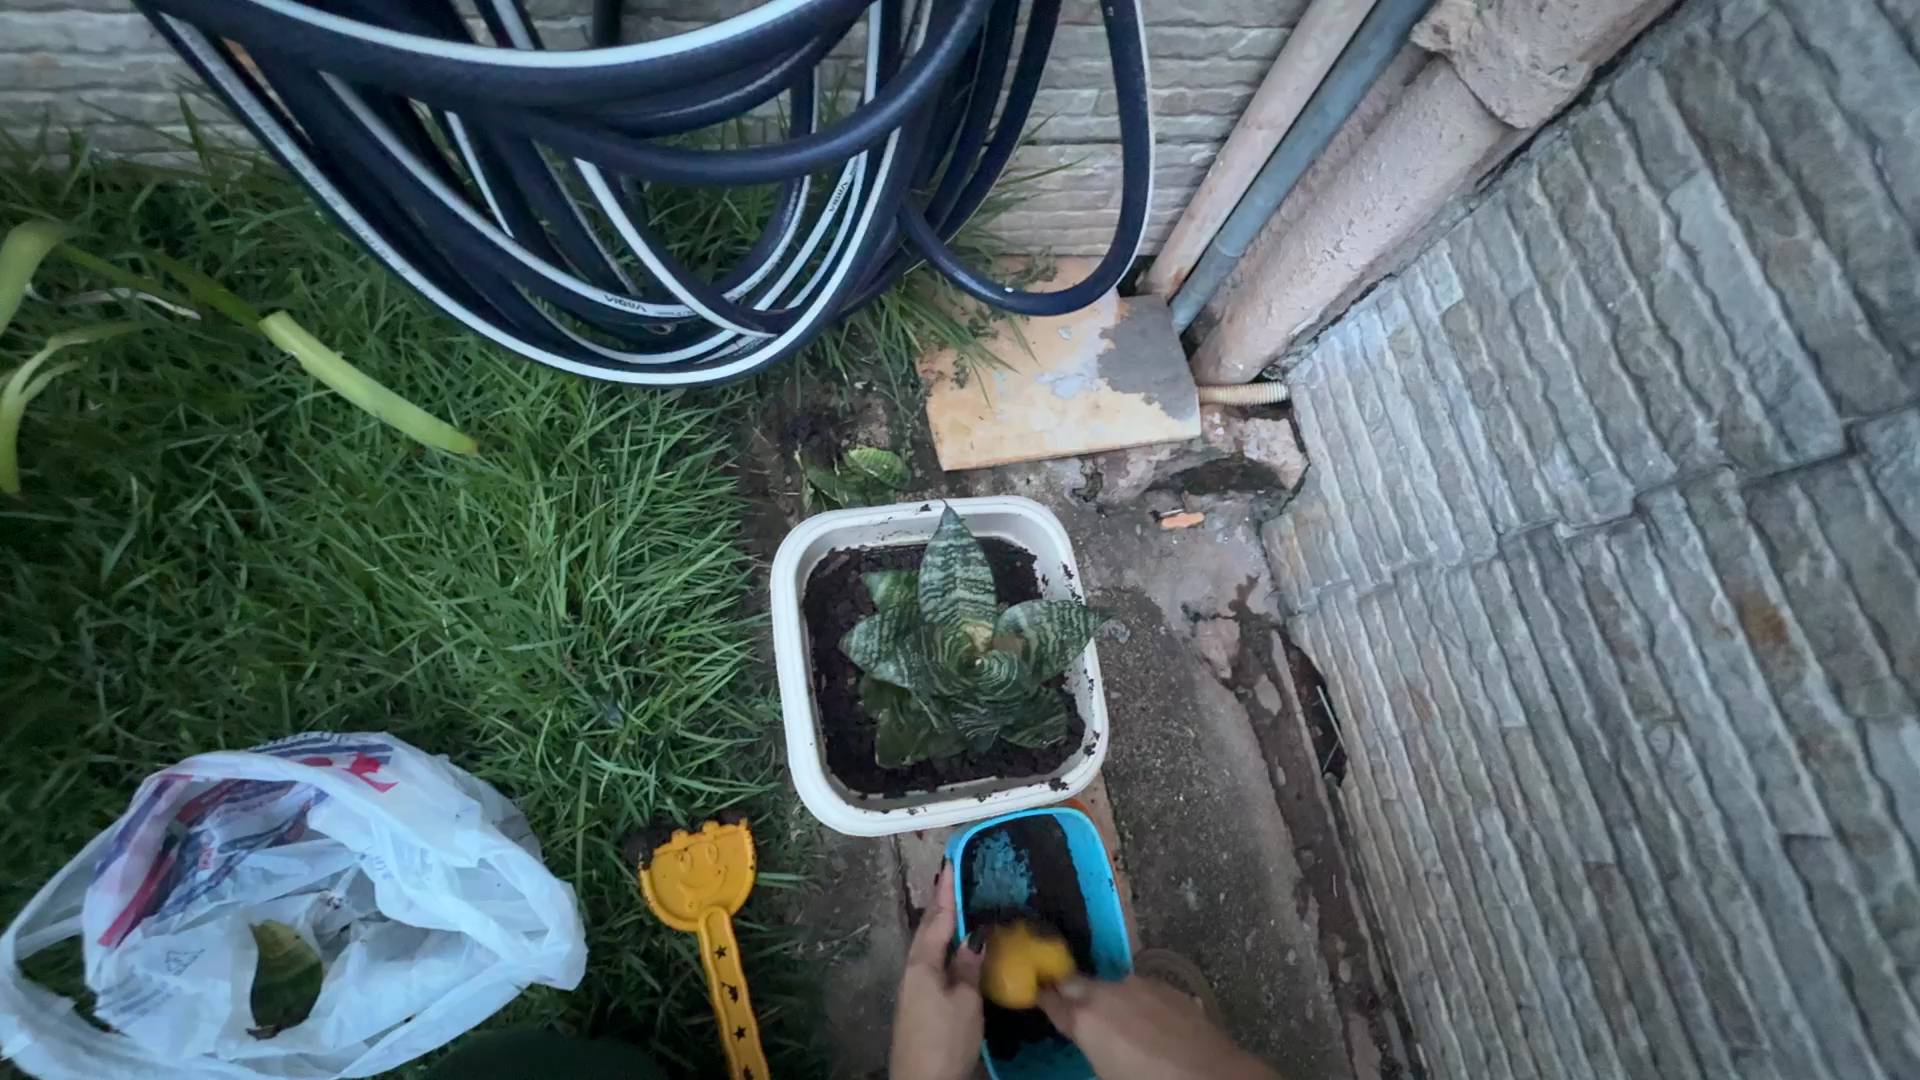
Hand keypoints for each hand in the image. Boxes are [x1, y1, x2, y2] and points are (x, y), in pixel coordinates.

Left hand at [888, 861, 983, 1079]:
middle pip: (928, 928)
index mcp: (923, 962)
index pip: (938, 918)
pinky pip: (932, 961)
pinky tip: (953, 949)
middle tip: (951, 878)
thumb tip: (975, 934)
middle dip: (940, 903)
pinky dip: (942, 945)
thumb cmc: (944, 1040)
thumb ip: (969, 967)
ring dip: (940, 924)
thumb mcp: (965, 1003)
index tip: (950, 863)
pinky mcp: (919, 1004)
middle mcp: (914, 969)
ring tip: (954, 905)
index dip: (946, 891)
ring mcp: (914, 988)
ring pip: (928, 945)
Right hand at [1039, 974, 1277, 1079]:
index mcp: (1085, 1021)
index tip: (1034, 993)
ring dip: (1104, 998)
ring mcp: (1135, 984)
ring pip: (1108, 986)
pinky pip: (1137, 990)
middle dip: (1066, 990)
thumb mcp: (1107, 1076)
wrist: (1212, 1077)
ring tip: (1115, 1022)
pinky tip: (1147, 1023)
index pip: (1050, 1001)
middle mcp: (1105, 993)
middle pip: (1073, 982)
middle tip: (1065, 1002)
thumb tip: (1091, 1043)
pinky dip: (1133, 1002)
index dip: (1042, 998)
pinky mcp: (1163, 984)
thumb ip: (1092, 1053)